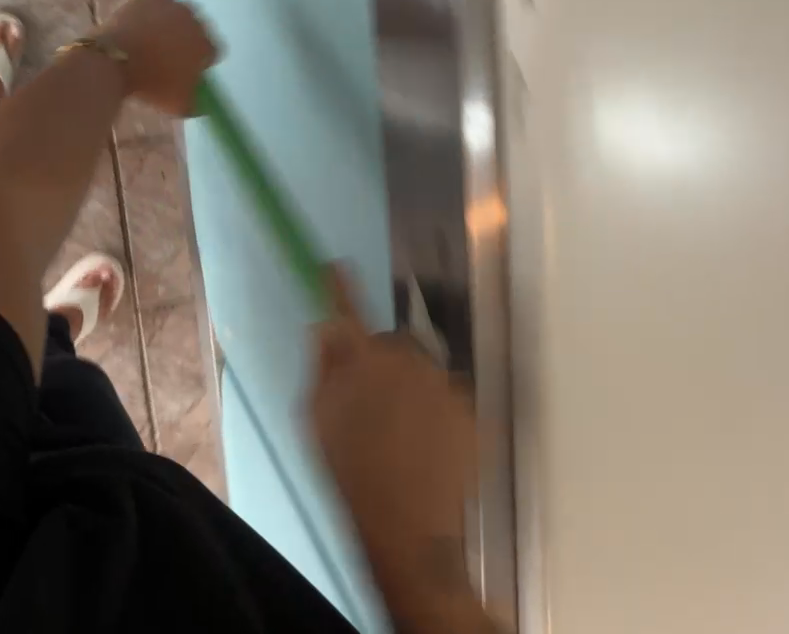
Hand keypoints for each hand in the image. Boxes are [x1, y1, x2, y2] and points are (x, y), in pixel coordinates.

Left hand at [94, 0, 217, 115]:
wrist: (115, 60)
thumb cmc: (150, 85)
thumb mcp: (178, 105)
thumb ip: (196, 102)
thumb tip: (202, 102)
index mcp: (207, 47)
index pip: (212, 51)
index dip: (199, 59)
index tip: (185, 67)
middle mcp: (198, 22)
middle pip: (198, 29)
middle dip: (187, 39)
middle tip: (168, 52)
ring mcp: (176, 6)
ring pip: (180, 13)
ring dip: (173, 22)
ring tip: (154, 35)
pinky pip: (162, 0)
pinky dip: (156, 9)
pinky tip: (144, 20)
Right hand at [309, 265, 477, 573]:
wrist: (407, 525)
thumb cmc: (350, 469)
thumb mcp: (315, 416)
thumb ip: (323, 366)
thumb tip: (326, 327)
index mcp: (361, 360)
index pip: (346, 311)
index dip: (339, 286)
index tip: (333, 264)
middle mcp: (407, 361)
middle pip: (391, 345)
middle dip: (381, 363)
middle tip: (369, 401)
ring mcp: (445, 386)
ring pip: (422, 373)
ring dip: (411, 389)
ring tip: (400, 432)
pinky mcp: (473, 411)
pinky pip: (449, 399)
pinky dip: (438, 413)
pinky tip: (427, 444)